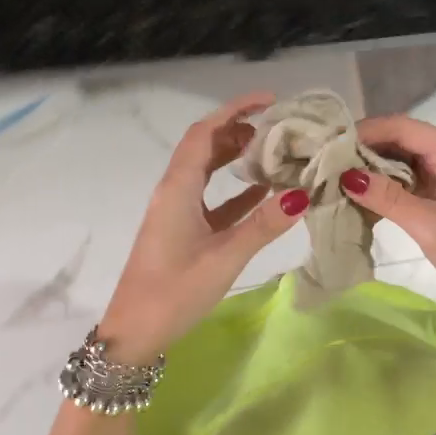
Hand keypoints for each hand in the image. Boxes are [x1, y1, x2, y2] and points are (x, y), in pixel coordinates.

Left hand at [98, 92, 309, 361]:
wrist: (133, 334)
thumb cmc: (174, 292)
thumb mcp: (224, 257)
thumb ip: (263, 225)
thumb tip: (302, 194)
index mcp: (178, 188)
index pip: (204, 132)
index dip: (234, 110)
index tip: (269, 100)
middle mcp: (174, 191)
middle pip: (205, 145)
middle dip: (238, 129)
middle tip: (278, 126)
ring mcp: (175, 212)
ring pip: (206, 170)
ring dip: (235, 157)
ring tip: (273, 151)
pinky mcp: (181, 232)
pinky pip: (209, 198)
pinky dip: (233, 190)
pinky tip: (262, 193)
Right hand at [342, 115, 435, 312]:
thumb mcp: (429, 227)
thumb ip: (388, 198)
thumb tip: (346, 176)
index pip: (402, 126)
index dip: (366, 131)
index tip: (331, 145)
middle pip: (399, 136)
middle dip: (363, 146)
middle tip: (326, 162)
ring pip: (399, 156)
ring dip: (370, 164)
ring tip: (334, 176)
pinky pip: (404, 175)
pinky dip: (381, 181)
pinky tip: (358, 193)